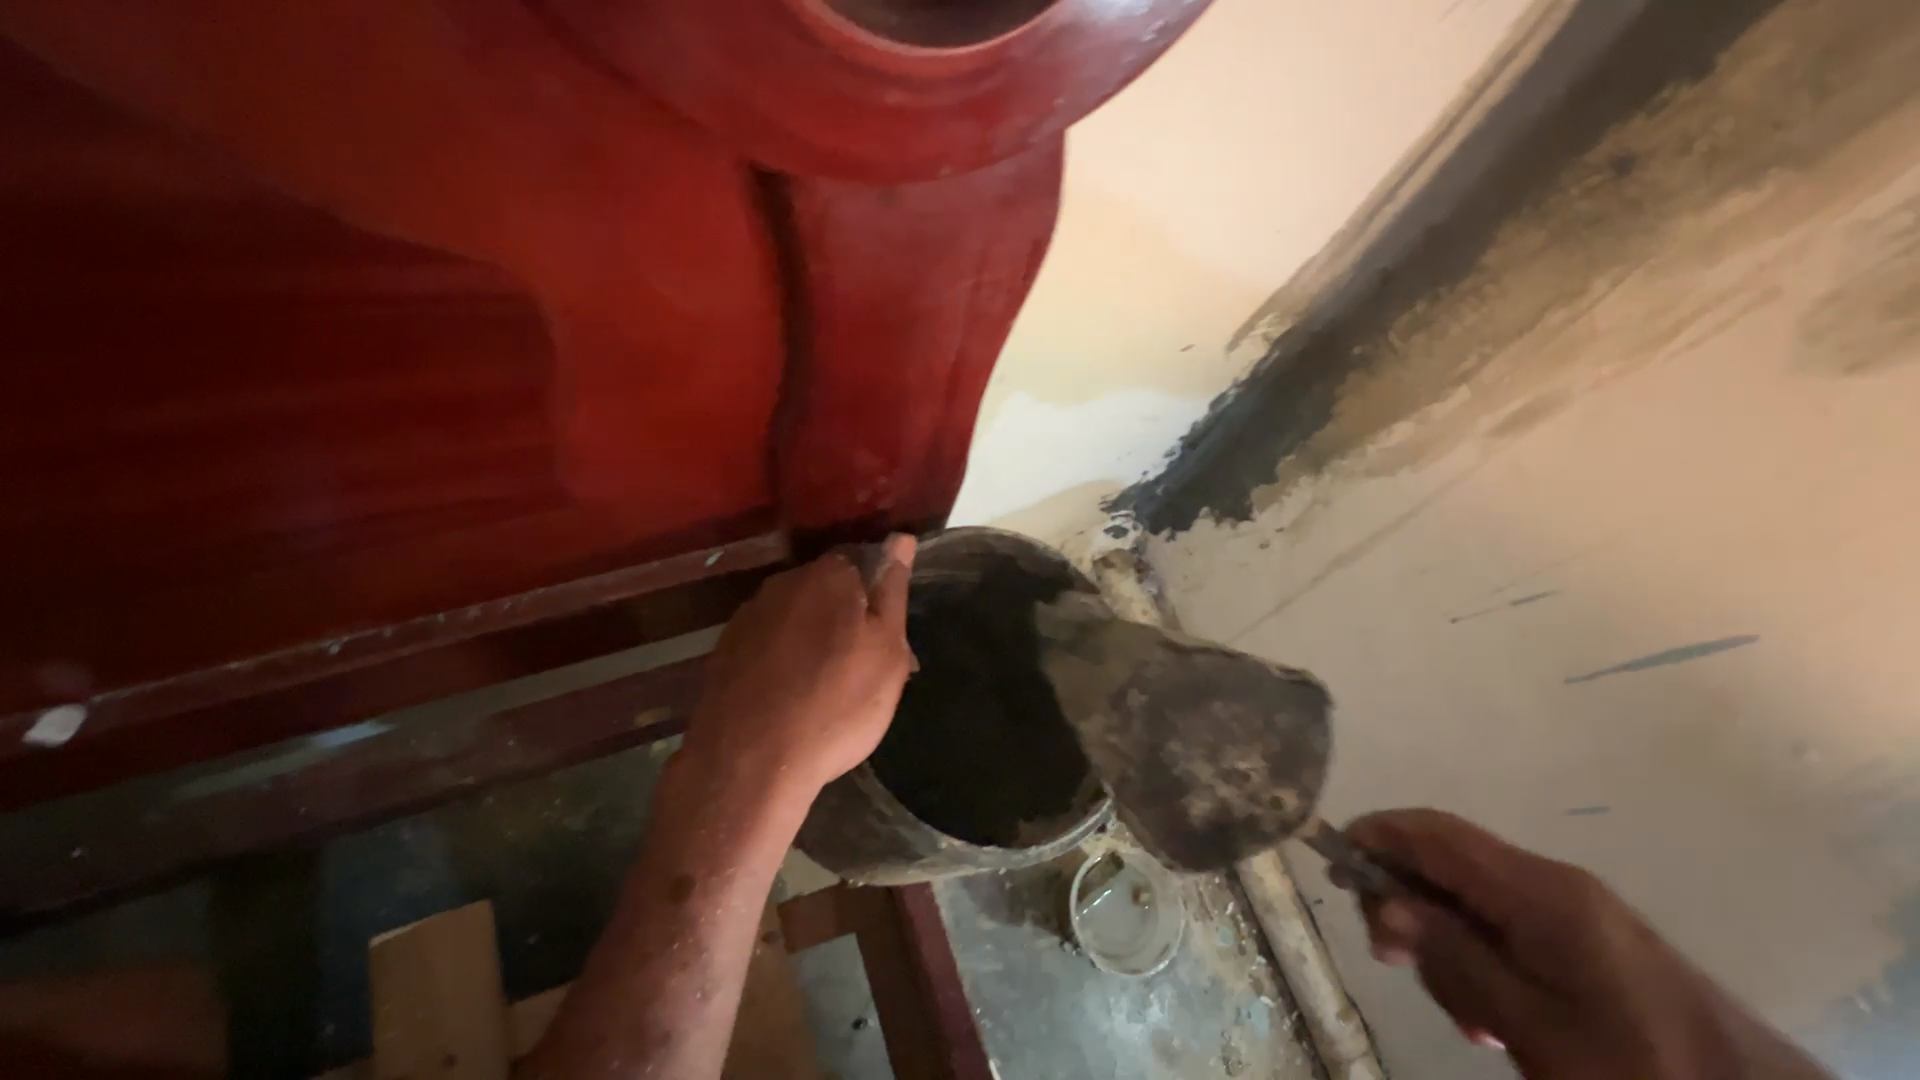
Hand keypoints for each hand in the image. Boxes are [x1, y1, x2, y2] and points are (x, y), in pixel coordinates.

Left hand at [681, 534, 916, 796]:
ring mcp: (747, 618)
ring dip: (813, 642)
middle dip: (845, 619)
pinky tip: (792, 698)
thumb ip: (892, 591)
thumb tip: (901, 540)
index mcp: (827, 575)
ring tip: (827, 691)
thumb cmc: (836, 704)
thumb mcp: (886, 651)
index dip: (878, 598)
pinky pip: (768, 646)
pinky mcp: (723, 652)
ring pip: (795, 620)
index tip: (889, 637)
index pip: (861, 563)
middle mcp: (782, 584)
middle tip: (865, 668)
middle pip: (825, 592)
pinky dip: (783, 663)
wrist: (749, 762)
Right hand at [1343, 809, 1831, 1079]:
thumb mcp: (1528, 1022)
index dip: (1375, 835)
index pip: (1433, 832)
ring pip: (1468, 895)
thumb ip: (1450, 955)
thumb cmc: (1631, 1063)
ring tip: (1468, 1015)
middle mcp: (1549, 880)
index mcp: (1536, 890)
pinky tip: (1495, 1014)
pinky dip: (1478, 953)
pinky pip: (1503, 921)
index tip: (1332, 864)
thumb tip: (1382, 902)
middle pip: (1444, 859)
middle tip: (1391, 959)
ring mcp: (1570, 905)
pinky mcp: (1583, 932)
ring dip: (1445, 942)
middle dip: (1405, 902)